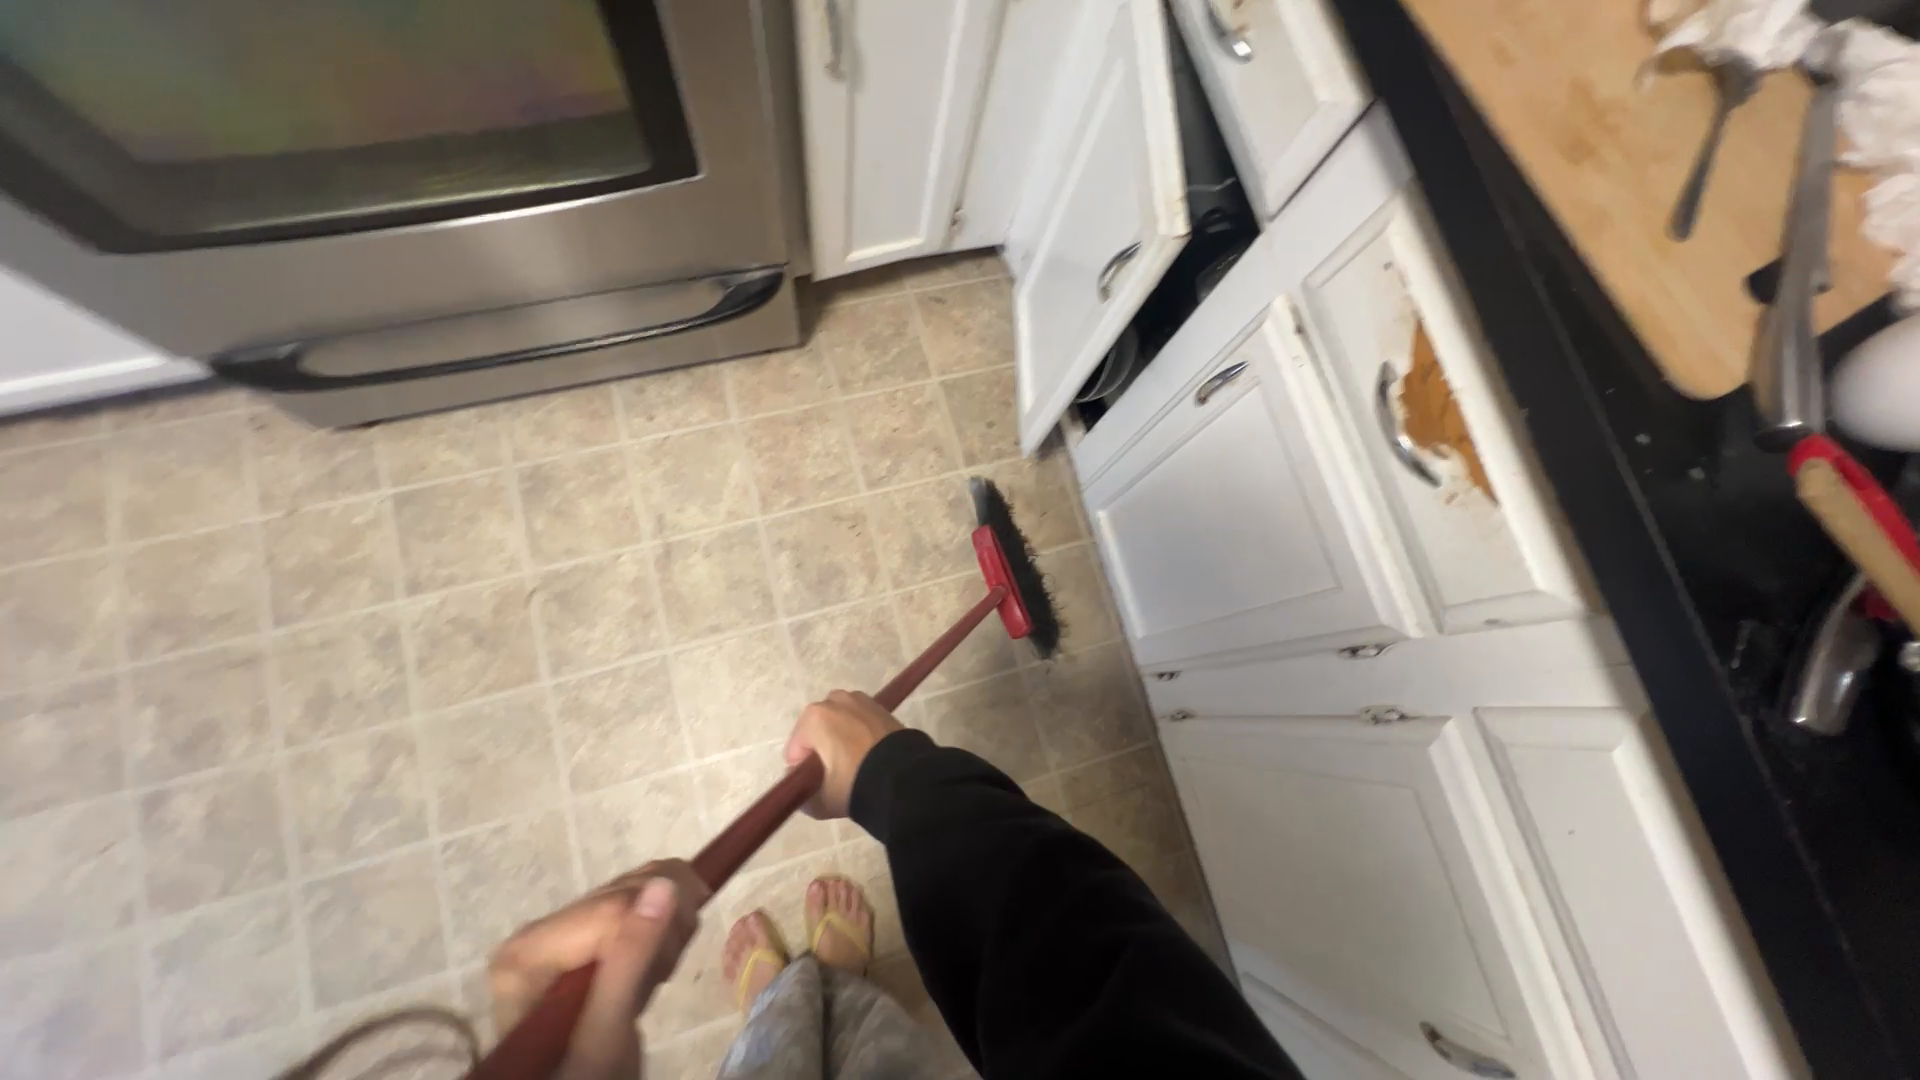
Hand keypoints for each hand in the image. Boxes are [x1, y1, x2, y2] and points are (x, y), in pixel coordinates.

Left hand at [488, 860, 710, 1079]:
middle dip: (664, 929)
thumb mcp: (605, 1039)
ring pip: (643, 884)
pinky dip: (667, 920)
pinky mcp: (589, 928)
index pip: (614, 909)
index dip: (655, 934)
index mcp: (529, 951)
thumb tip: (665, 886)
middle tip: (657, 980)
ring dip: (669, 926)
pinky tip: (653, 958)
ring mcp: (565, 926)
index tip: (662, 978)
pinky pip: (644, 892)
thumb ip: (631, 961)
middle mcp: (541, 929)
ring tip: (651, 976)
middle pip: (629, 891)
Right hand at [784, 689, 903, 818]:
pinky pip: (859, 721)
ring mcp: (860, 700)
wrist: (903, 777)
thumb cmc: (854, 783)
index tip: (815, 785)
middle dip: (821, 750)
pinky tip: (867, 754)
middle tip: (833, 775)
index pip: (796, 749)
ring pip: (839, 723)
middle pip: (817, 731)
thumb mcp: (819, 800)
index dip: (802, 770)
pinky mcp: (880, 706)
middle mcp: (835, 700)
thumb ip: (801, 793)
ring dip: (840, 739)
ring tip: (852, 765)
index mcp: (814, 717)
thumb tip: (803, 785)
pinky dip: (858, 734)